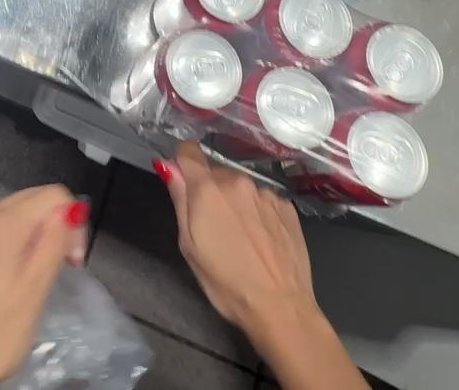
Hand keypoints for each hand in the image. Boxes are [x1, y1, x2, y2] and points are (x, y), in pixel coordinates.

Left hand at [0, 185, 91, 389]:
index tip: (72, 260)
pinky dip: (14, 243)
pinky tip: (13, 278)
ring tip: (38, 278)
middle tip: (62, 268)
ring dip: (35, 235)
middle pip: (33, 199)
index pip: (54, 194)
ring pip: (15, 213)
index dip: (73, 221)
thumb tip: (70, 208)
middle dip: (56, 225)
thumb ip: (54, 242)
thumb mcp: (34, 290)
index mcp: (3, 222)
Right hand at [159, 142, 321, 353]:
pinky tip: (262, 240)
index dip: (182, 162)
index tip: (183, 181)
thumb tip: (170, 167)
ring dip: (236, 202)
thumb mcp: (189, 246)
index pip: (189, 151)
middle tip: (213, 226)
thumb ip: (179, 200)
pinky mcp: (287, 207)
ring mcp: (266, 193)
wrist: (281, 308)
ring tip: (242, 237)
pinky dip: (259, 212)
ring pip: (241, 187)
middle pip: (215, 172)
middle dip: (211, 191)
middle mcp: (237, 181)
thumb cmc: (226, 282)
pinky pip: (264, 200)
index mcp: (208, 188)